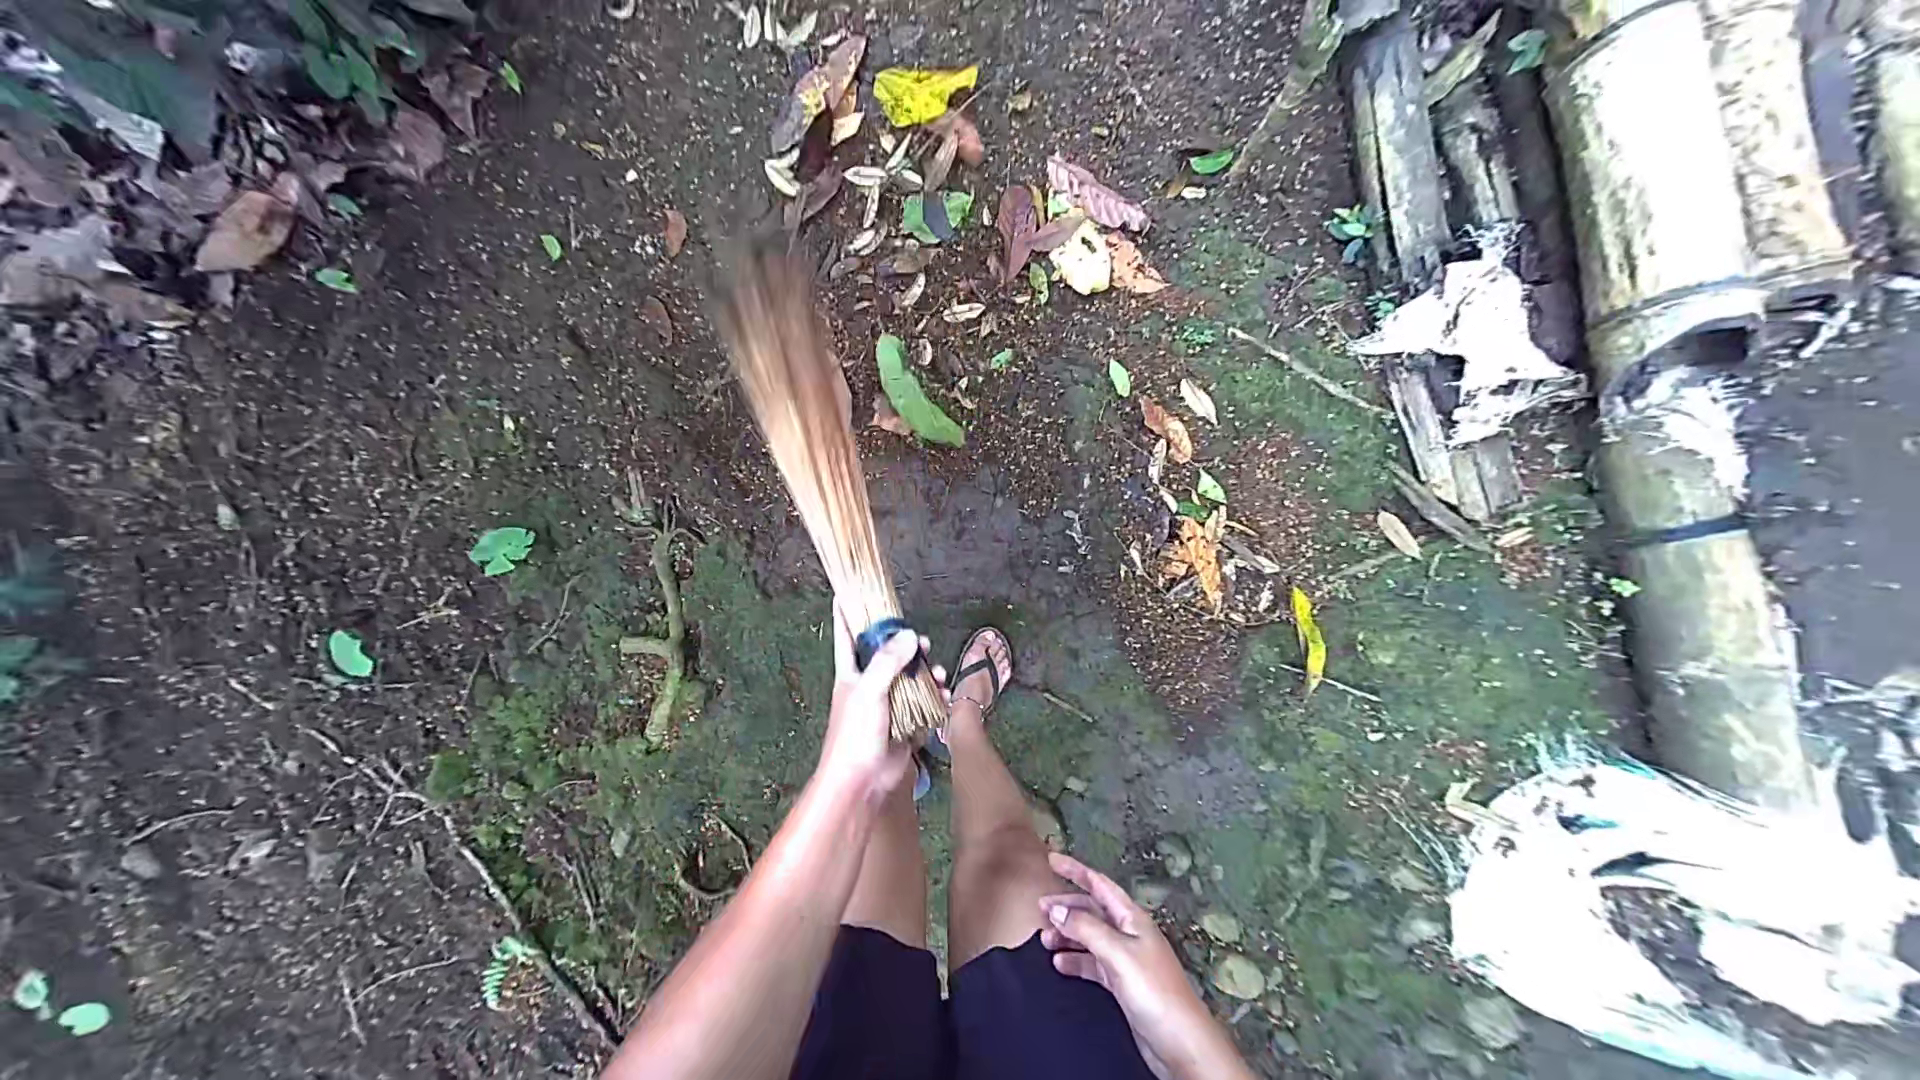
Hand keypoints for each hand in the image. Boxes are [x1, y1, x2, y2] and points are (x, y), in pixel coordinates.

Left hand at [816, 598, 923, 803]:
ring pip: (909, 676)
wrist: (862, 781)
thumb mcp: (869, 690)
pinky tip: (944, 694)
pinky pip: (923, 700)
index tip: (850, 590)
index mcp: (850, 672)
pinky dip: (935, 695)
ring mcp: (888, 702)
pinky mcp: (905, 720)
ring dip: (924, 671)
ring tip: (936, 671)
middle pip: (887, 652)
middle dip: (905, 644)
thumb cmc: (855, 734)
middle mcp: (868, 682)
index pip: (846, 633)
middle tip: (920, 640)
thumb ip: (888, 661)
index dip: (848, 612)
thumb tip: (910, 636)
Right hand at [1040, 853, 1254, 1079]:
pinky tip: (1060, 964)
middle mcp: (1127, 932)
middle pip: (1091, 910)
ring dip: (1066, 935)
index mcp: (1131, 917)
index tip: (1051, 859)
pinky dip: (1075, 961)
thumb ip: (1085, 928)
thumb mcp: (1118, 953)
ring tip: (1044, 939)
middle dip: (1065, 906)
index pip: (1098, 884)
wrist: (1182, 1044)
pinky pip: (1092, 963)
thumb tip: (1056, 908)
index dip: (1075, 870)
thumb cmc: (1155, 991)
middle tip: (1039, 908)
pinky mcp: (1121, 982)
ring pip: (1089, 937)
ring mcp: (1125, 958)